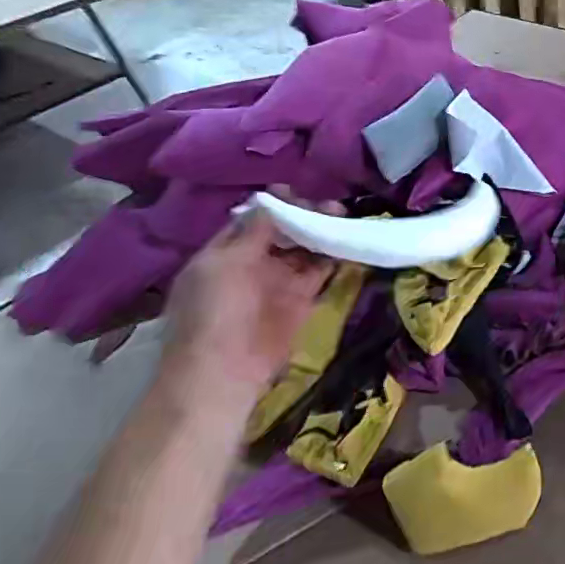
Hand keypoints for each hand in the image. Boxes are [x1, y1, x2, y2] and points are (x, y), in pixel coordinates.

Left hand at [155, 205, 334, 414]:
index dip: (277, 204)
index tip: (298, 193)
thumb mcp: (224, 264)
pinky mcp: (301, 298)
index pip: (255, 219)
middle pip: (285, 230)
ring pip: (306, 247)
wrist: (225, 370)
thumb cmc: (214, 313)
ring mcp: (278, 280)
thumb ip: (252, 233)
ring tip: (344, 219)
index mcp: (226, 252)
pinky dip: (335, 256)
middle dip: (307, 215)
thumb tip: (271, 201)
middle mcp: (253, 262)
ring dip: (323, 232)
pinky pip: (321, 270)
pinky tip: (349, 241)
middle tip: (331, 207)